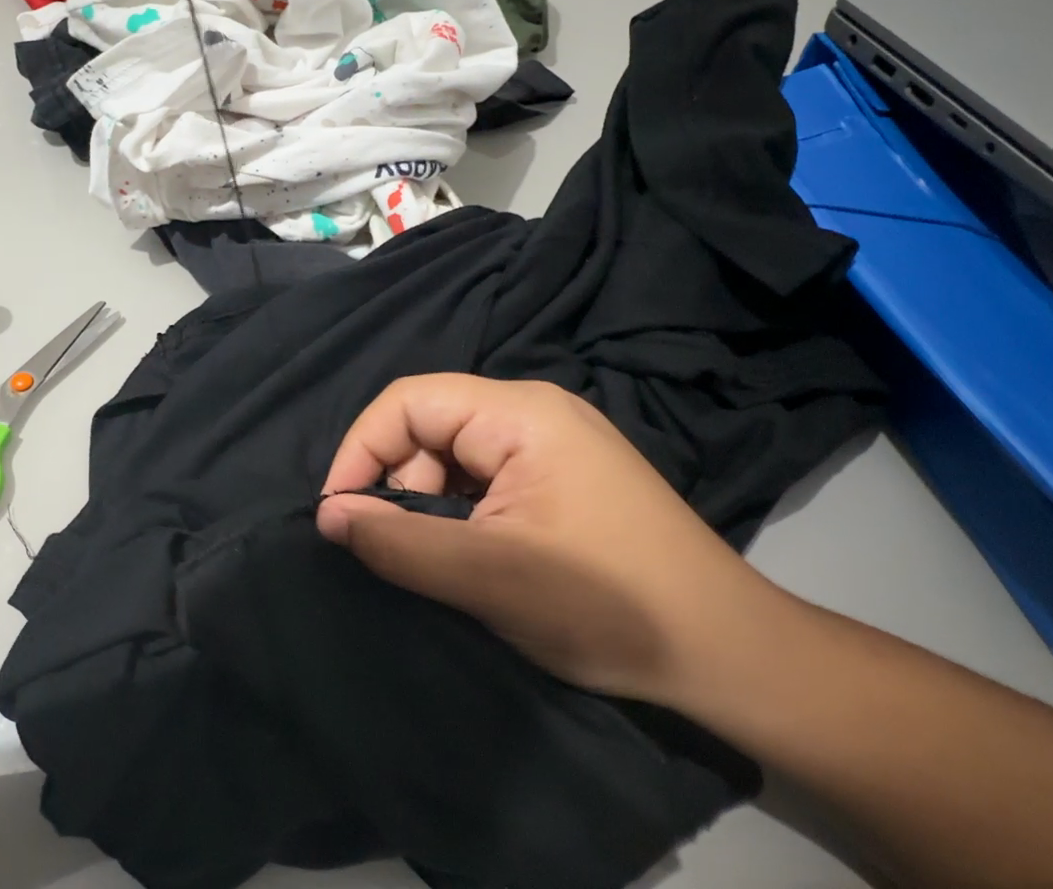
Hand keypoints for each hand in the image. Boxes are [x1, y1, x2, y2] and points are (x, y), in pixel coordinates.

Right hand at [318, 375, 790, 705]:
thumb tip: (327, 515)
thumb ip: (396, 542)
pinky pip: (485, 480)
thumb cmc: (604, 604)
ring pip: (453, 457)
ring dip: (427, 505)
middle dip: (396, 483)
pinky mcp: (563, 480)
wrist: (725, 652)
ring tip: (442, 563)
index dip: (360, 450)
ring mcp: (554, 446)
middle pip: (429, 426)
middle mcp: (536, 414)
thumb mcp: (486, 576)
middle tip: (397, 550)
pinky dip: (460, 515)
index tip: (337, 515)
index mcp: (521, 414)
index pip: (408, 402)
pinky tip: (472, 558)